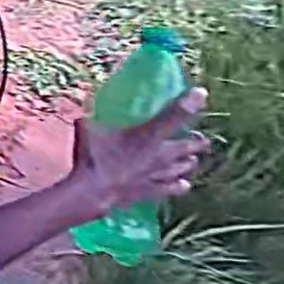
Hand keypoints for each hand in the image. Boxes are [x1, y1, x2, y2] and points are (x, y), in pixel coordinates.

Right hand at [71, 88, 209, 213]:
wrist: (93, 190)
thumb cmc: (91, 157)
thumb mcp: (86, 130)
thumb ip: (89, 119)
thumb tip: (83, 110)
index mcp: (147, 134)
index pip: (176, 115)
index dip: (191, 102)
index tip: (200, 93)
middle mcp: (162, 154)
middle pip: (194, 145)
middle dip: (197, 139)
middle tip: (194, 136)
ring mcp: (161, 174)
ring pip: (189, 165)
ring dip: (189, 160)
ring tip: (187, 157)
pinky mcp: (156, 191)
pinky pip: (178, 187)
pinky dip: (181, 183)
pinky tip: (181, 181)